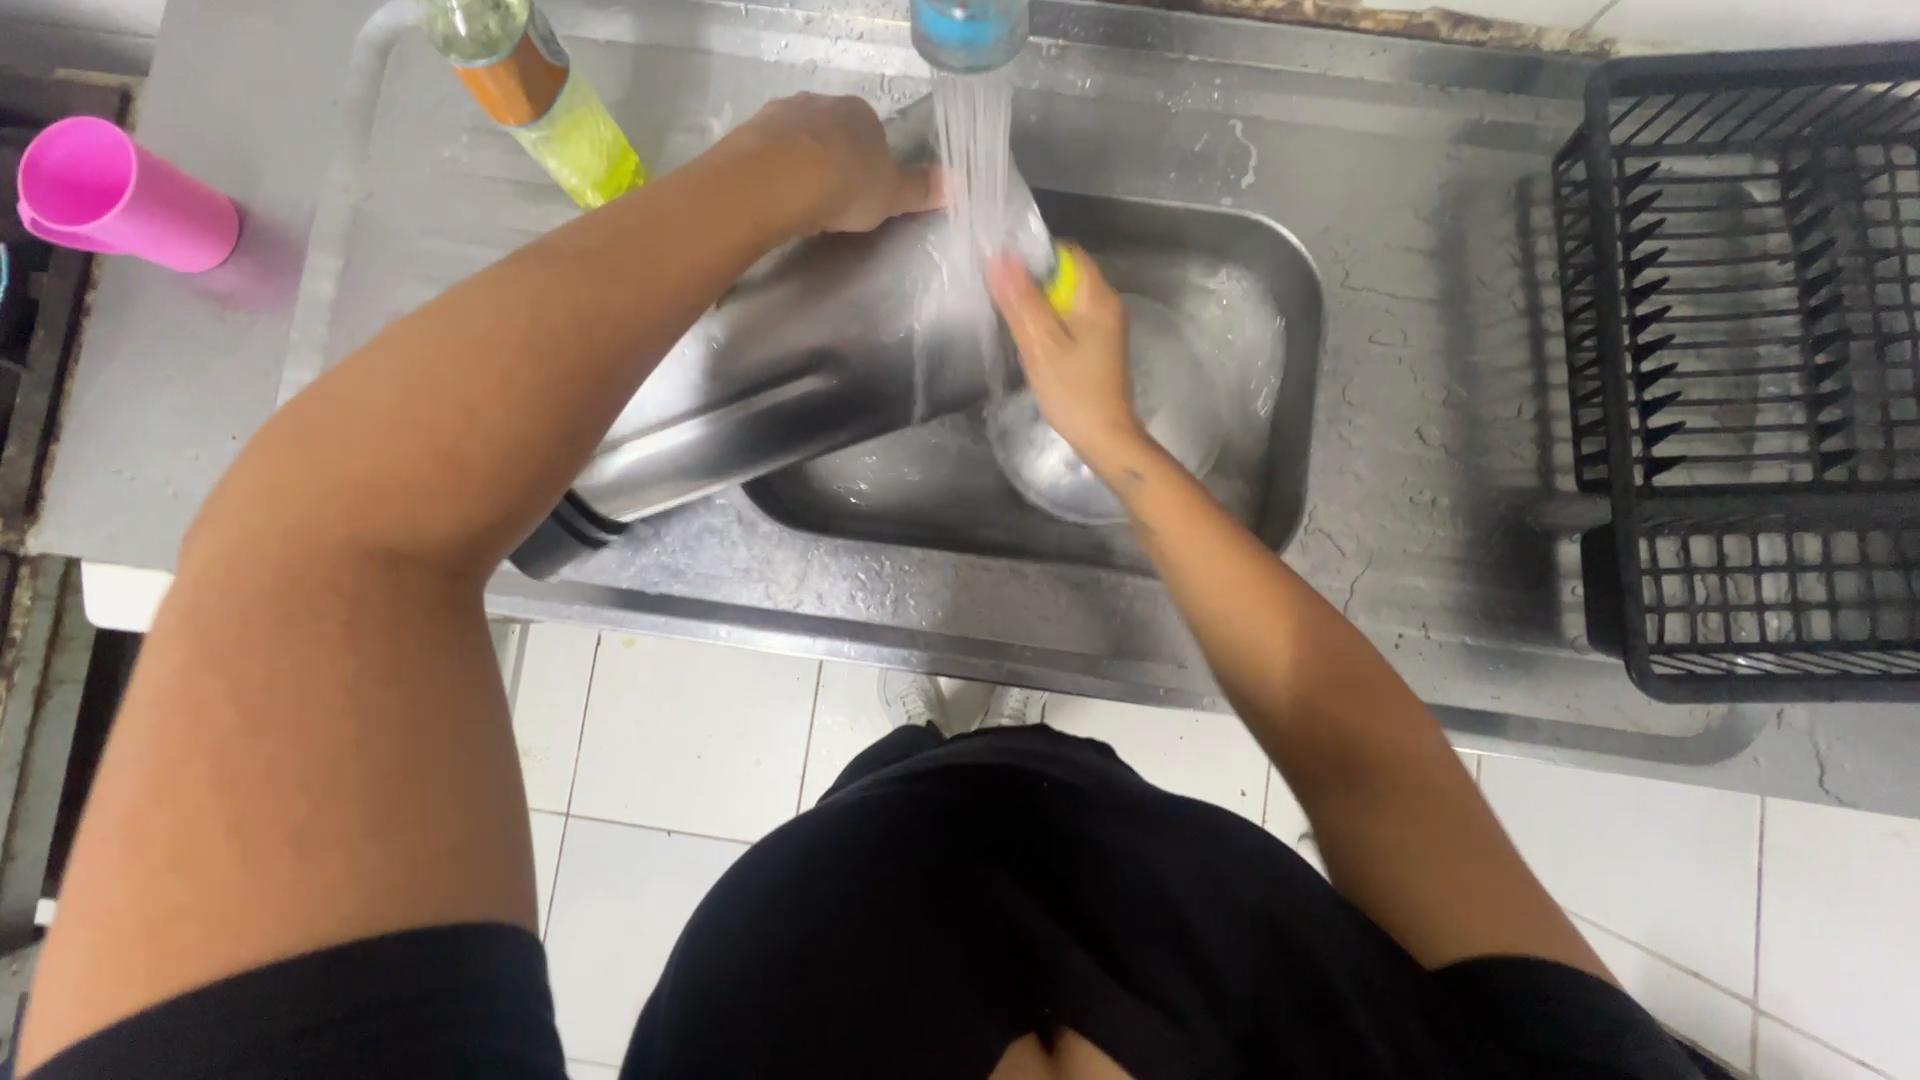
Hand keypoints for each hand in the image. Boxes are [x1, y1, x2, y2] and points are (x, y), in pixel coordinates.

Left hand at [727, 93, 941, 234]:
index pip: (872, 134)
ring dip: (802, 167)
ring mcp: (781, 114)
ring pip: (799, 142)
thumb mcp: (892, 195)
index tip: (865, 194)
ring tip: (803, 205)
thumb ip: (922, 189)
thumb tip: (961, 183)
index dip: (871, 164)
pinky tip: (777, 199)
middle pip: (833, 134)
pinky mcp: (750, 133)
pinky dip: (775, 173)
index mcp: (860, 113)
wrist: (776, 181)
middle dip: (834, 162)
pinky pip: (769, 155)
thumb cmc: (845, 185)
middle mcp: (820, 103)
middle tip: (834, 202)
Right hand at [986, 247, 1146, 468]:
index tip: (1006, 274)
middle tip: (1006, 305)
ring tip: (1016, 326)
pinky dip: (1052, 327)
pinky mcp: (1100, 347)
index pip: (1067, 253)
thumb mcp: (1041, 345)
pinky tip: (1036, 347)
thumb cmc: (1074, 392)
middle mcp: (1108, 305)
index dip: (1035, 257)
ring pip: (1066, 302)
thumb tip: (1001, 257)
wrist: (1106, 437)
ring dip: (1040, 309)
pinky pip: (1071, 322)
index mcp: (1098, 298)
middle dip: (1034, 286)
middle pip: (1066, 276)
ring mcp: (1106, 327)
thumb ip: (1022, 301)